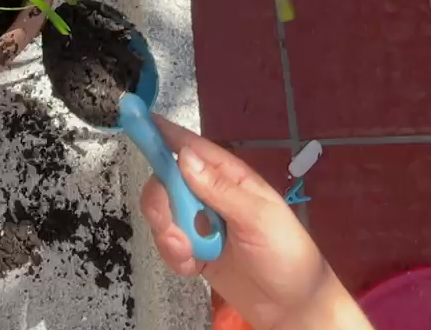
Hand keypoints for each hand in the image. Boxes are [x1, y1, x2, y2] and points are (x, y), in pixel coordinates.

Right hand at [140, 117, 365, 329]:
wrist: (295, 312)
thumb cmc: (289, 256)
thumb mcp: (260, 219)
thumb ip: (220, 189)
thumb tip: (182, 156)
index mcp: (227, 175)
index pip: (189, 145)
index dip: (161, 132)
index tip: (135, 120)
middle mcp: (208, 192)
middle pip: (164, 179)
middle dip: (162, 202)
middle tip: (172, 226)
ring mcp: (199, 221)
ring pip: (161, 211)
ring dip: (168, 233)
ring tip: (188, 253)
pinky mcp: (193, 248)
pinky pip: (167, 242)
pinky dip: (173, 255)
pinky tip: (191, 267)